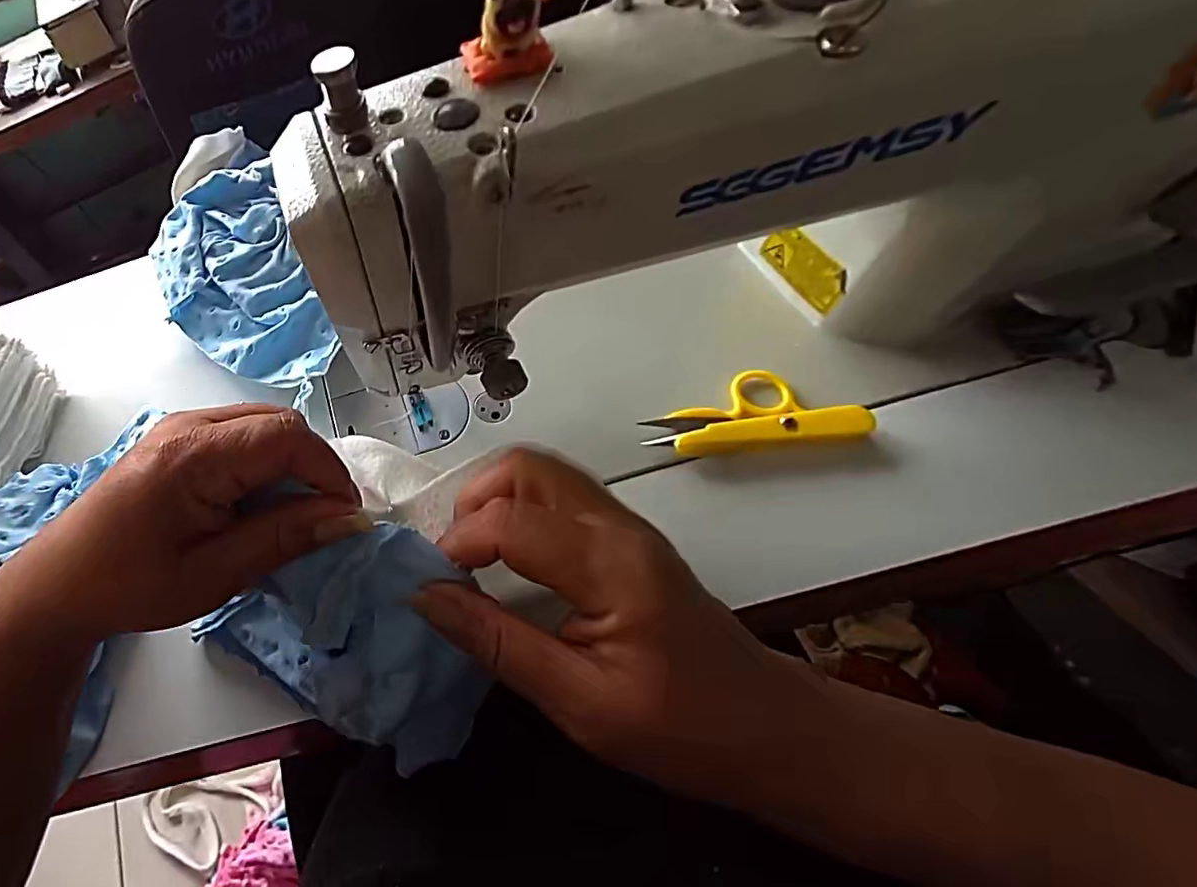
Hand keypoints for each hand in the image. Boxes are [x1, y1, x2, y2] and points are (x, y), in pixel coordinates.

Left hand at [0, 405, 363, 640]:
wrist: (60, 582)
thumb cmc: (130, 584)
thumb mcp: (214, 573)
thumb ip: (283, 537)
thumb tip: (346, 518)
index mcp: (194, 453)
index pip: (287, 438)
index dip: (328, 472)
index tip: (345, 516)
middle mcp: (189, 423)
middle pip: (279, 423)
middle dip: (312, 467)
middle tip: (321, 518)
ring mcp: (180, 425)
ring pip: (262, 424)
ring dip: (289, 464)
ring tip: (290, 515)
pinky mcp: (177, 436)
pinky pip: (240, 434)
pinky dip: (264, 462)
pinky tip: (256, 503)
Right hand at [411, 449, 818, 797]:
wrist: (771, 727)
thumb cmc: (683, 728)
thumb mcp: (580, 702)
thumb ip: (497, 643)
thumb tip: (426, 597)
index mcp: (610, 566)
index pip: (510, 521)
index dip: (457, 543)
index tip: (432, 583)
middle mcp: (615, 525)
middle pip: (525, 467)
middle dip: (471, 500)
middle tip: (451, 557)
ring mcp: (623, 522)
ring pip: (539, 470)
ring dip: (492, 498)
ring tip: (471, 554)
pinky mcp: (623, 531)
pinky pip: (556, 492)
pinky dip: (515, 506)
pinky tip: (506, 553)